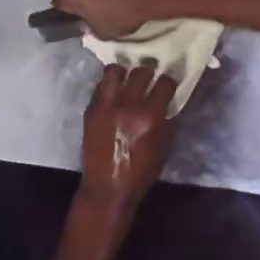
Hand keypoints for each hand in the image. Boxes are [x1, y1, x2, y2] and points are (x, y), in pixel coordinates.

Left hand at [78, 63, 177, 217]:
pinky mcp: (91, 109)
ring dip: (125, 72)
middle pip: (141, 72)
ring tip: (128, 78)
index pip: (164, 83)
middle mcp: (128, 105)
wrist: (107, 188)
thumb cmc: (140, 172)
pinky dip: (109, 85)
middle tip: (150, 77)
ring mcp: (106, 105)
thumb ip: (167, 120)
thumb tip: (167, 101)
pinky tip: (114, 91)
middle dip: (149, 72)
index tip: (169, 83)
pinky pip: (100, 86)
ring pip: (114, 70)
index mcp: (150, 116)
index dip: (169, 81)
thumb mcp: (163, 147)